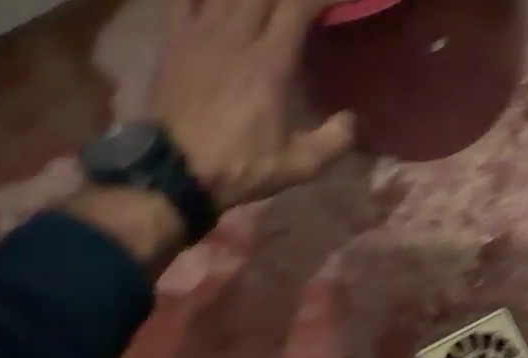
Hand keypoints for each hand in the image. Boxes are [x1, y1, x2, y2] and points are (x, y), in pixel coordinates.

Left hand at [154, 0, 357, 209]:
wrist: (178, 170)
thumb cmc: (243, 167)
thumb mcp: (300, 165)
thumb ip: (335, 139)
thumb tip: (353, 119)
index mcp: (270, 64)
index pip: (298, 7)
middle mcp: (236, 35)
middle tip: (304, 1)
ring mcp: (201, 31)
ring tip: (267, 0)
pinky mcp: (174, 36)